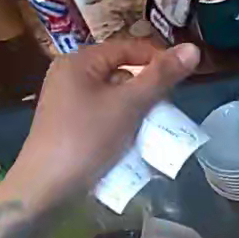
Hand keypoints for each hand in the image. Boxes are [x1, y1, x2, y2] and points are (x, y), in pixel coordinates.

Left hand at [1, 39, 200, 209]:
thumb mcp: (129, 105)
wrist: (45, 189)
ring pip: (115, 95)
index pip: (129, 48)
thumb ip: (161, 76)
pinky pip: (104, 113)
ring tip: (155, 124)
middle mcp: (70, 75)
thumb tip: (193, 48)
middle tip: (169, 107)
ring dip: (137, 108)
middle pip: (122, 71)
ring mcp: (67, 101)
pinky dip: (122, 121)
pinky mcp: (68, 125)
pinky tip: (134, 138)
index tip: (183, 79)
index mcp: (79, 61)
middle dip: (148, 88)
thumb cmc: (86, 139)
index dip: (159, 59)